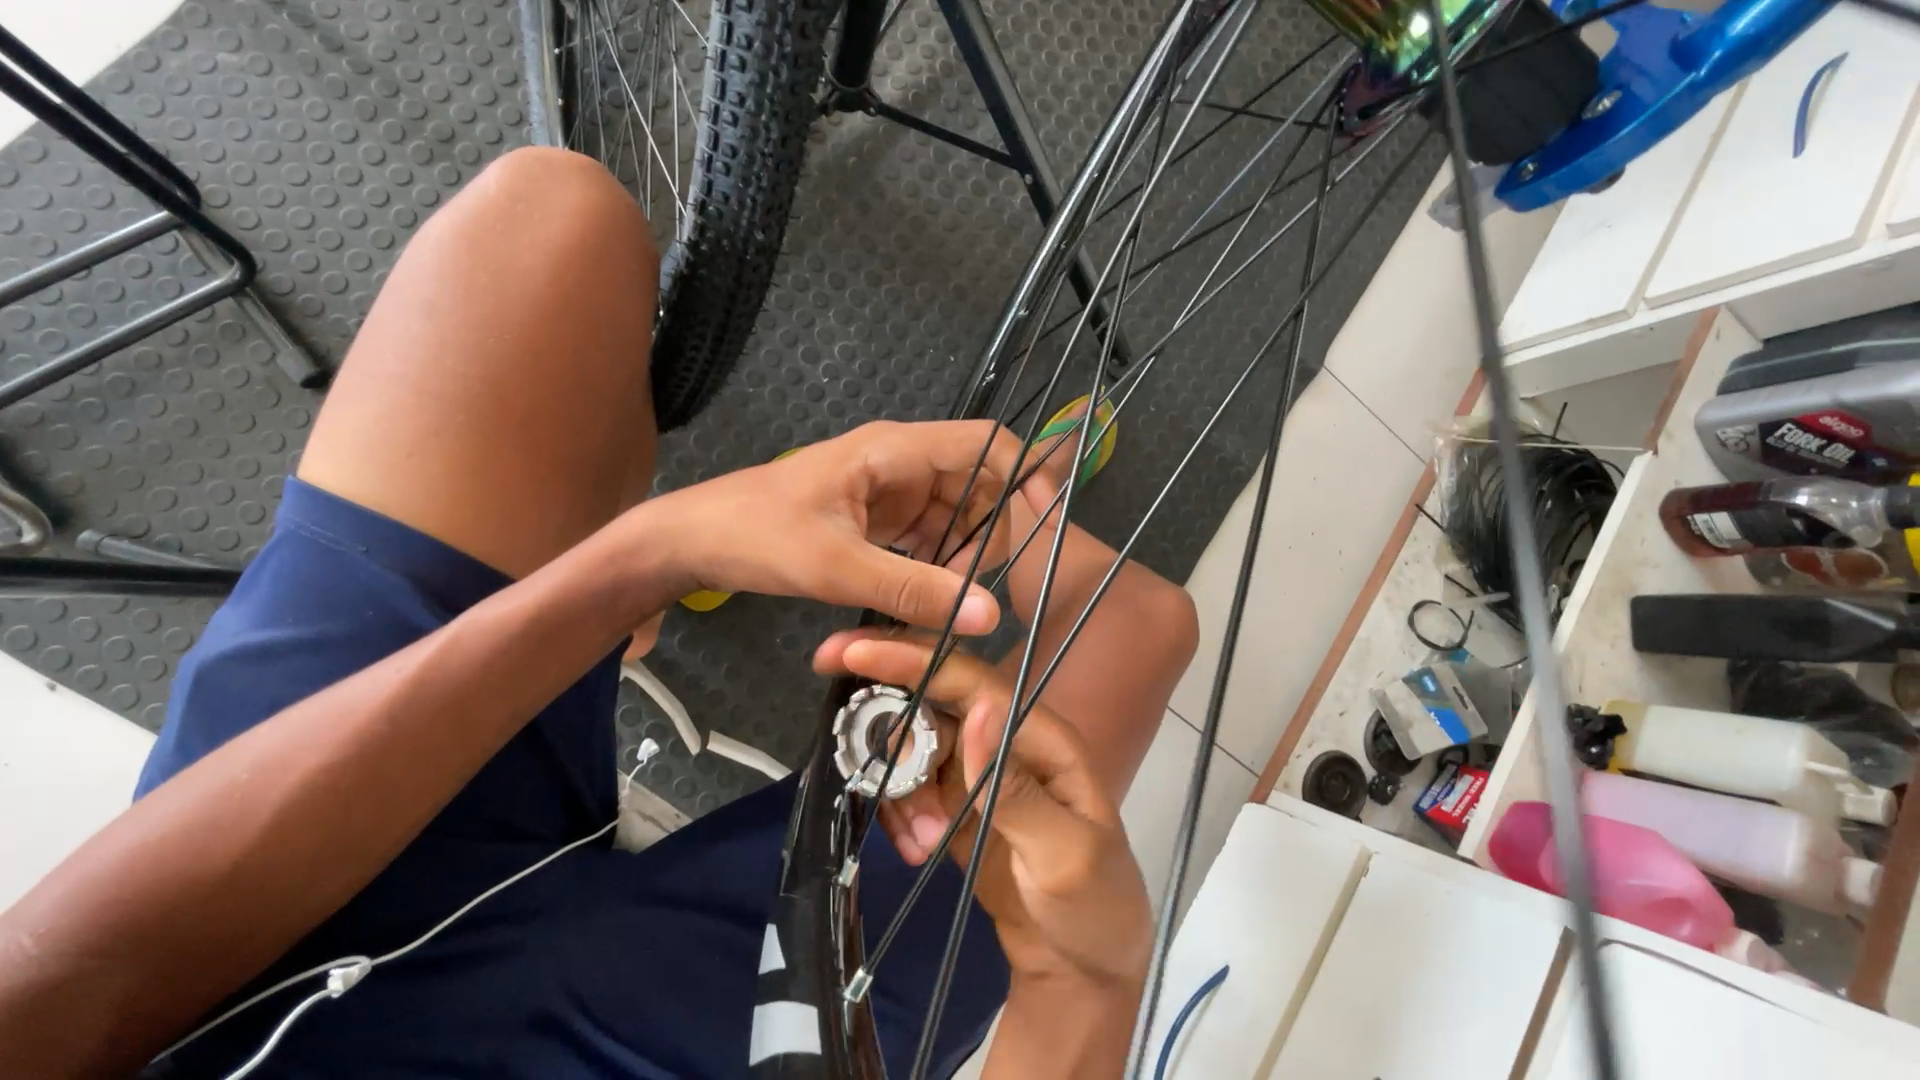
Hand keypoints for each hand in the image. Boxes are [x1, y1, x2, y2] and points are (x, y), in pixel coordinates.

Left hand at [640, 420, 1024, 632]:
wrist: (692, 541)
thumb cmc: (757, 535)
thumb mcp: (837, 566)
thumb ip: (913, 589)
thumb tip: (989, 616)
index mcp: (895, 450)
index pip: (986, 443)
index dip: (1027, 475)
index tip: (1048, 525)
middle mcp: (900, 464)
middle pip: (978, 485)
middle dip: (994, 530)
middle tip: (992, 587)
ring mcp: (888, 492)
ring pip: (955, 516)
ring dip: (965, 554)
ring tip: (962, 601)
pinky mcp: (875, 520)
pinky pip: (926, 538)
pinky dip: (938, 565)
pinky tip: (935, 598)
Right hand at [815, 633, 1151, 987]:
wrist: (1080, 967)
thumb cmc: (1094, 905)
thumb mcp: (1064, 853)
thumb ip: (1016, 787)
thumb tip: (980, 710)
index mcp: (1041, 737)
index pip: (972, 682)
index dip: (914, 661)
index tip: (856, 652)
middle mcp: (1004, 742)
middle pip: (931, 708)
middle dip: (893, 734)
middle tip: (870, 771)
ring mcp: (976, 773)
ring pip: (912, 751)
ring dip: (902, 792)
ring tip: (925, 842)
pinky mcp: (953, 805)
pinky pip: (908, 791)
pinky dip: (902, 817)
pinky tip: (917, 850)